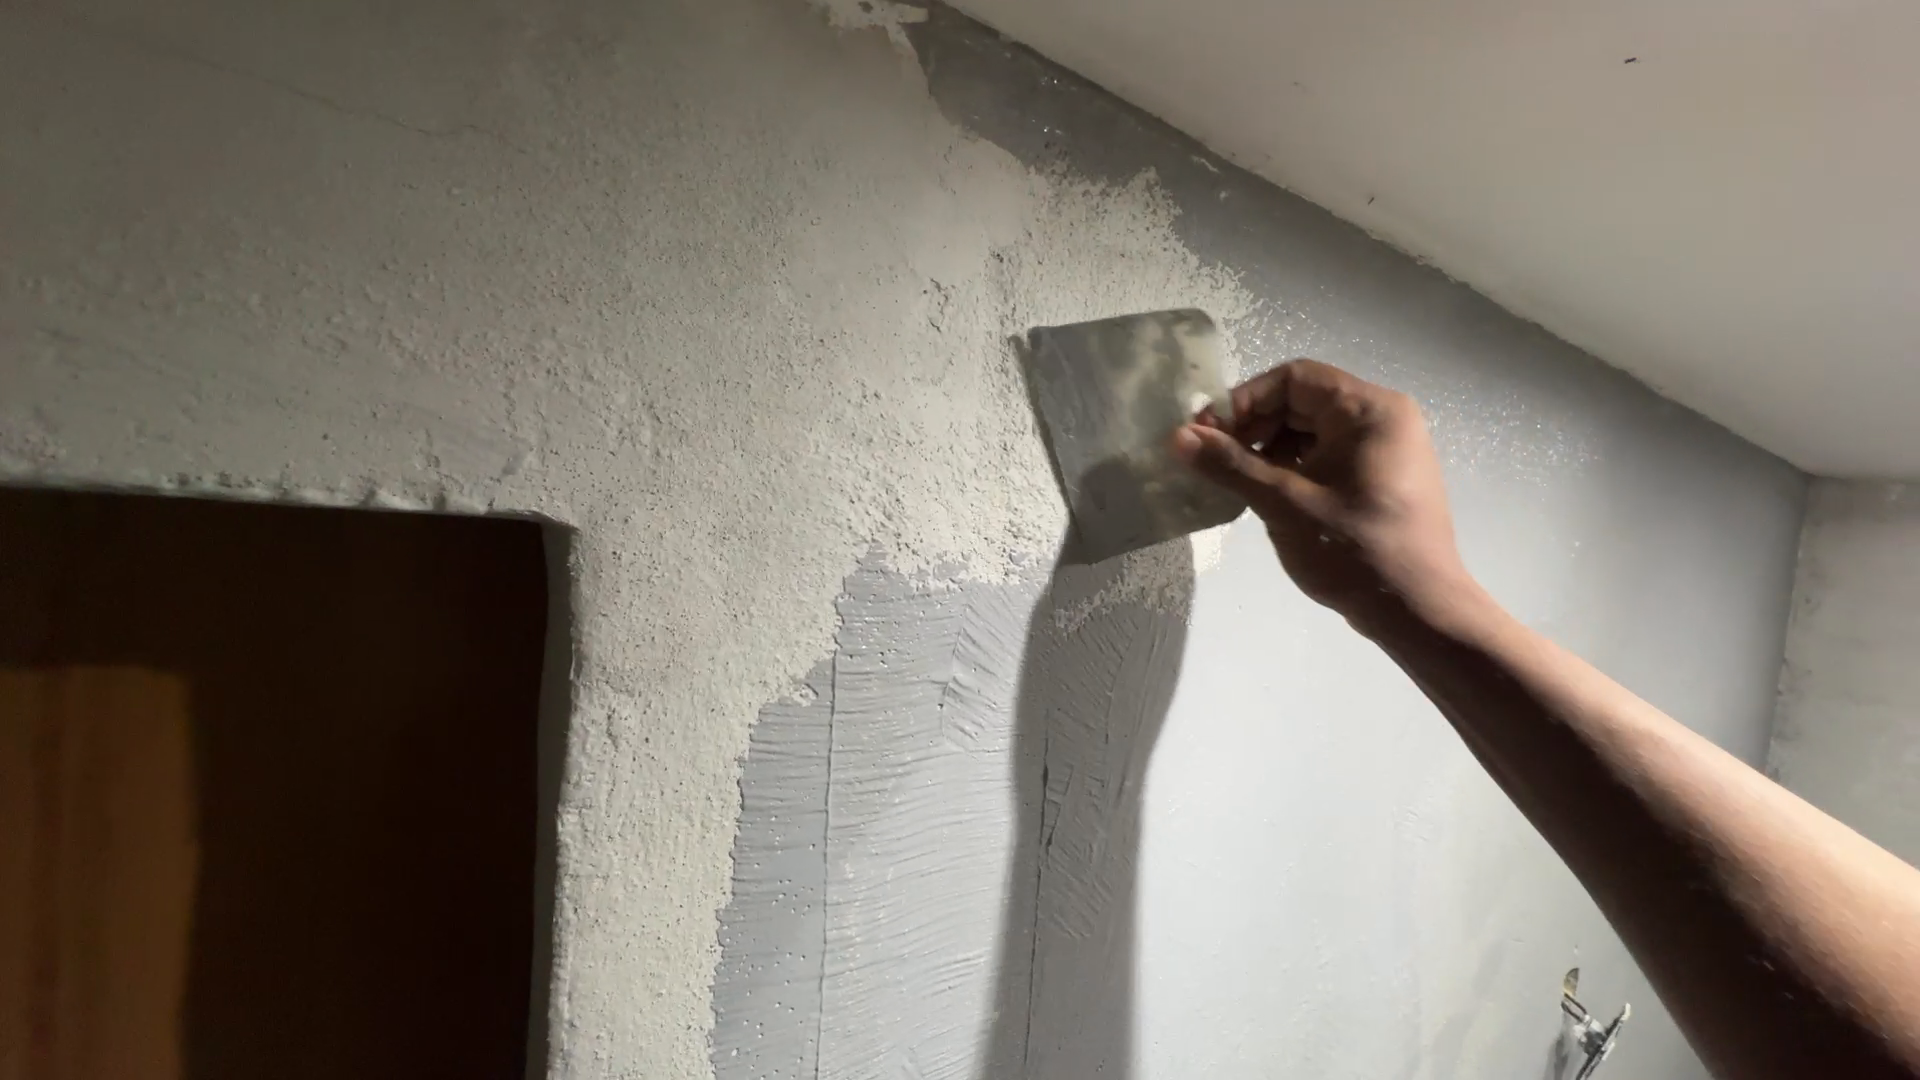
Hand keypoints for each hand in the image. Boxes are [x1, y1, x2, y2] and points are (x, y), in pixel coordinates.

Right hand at [1170, 359, 1479, 634]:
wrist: (1416, 610)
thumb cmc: (1352, 550)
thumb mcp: (1282, 504)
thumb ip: (1229, 465)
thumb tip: (1178, 437)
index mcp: (1368, 410)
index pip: (1293, 378)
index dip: (1244, 401)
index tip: (1208, 435)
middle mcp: (1382, 418)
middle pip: (1301, 402)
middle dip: (1253, 427)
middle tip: (1215, 461)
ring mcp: (1384, 449)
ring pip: (1310, 430)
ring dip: (1267, 450)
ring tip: (1237, 483)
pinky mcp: (1379, 477)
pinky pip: (1325, 455)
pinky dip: (1290, 467)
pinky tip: (1266, 496)